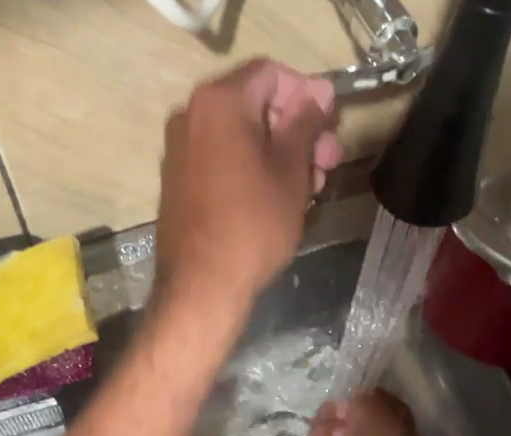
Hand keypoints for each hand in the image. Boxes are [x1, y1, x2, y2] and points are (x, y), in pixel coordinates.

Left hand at [155, 60, 342, 314]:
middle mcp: (192, 114)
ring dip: (280, 153)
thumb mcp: (291, 172)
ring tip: (310, 188)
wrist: (202, 286)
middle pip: (256, 105)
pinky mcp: (179, 181)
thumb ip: (306, 123)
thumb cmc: (253, 226)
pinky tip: (278, 198)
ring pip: (242, 136)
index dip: (309, 96)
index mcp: (220, 102)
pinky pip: (223, 159)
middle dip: (297, 130)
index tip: (331, 129)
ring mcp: (181, 149)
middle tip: (327, 165)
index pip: (273, 75)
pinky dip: (253, 169)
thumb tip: (319, 93)